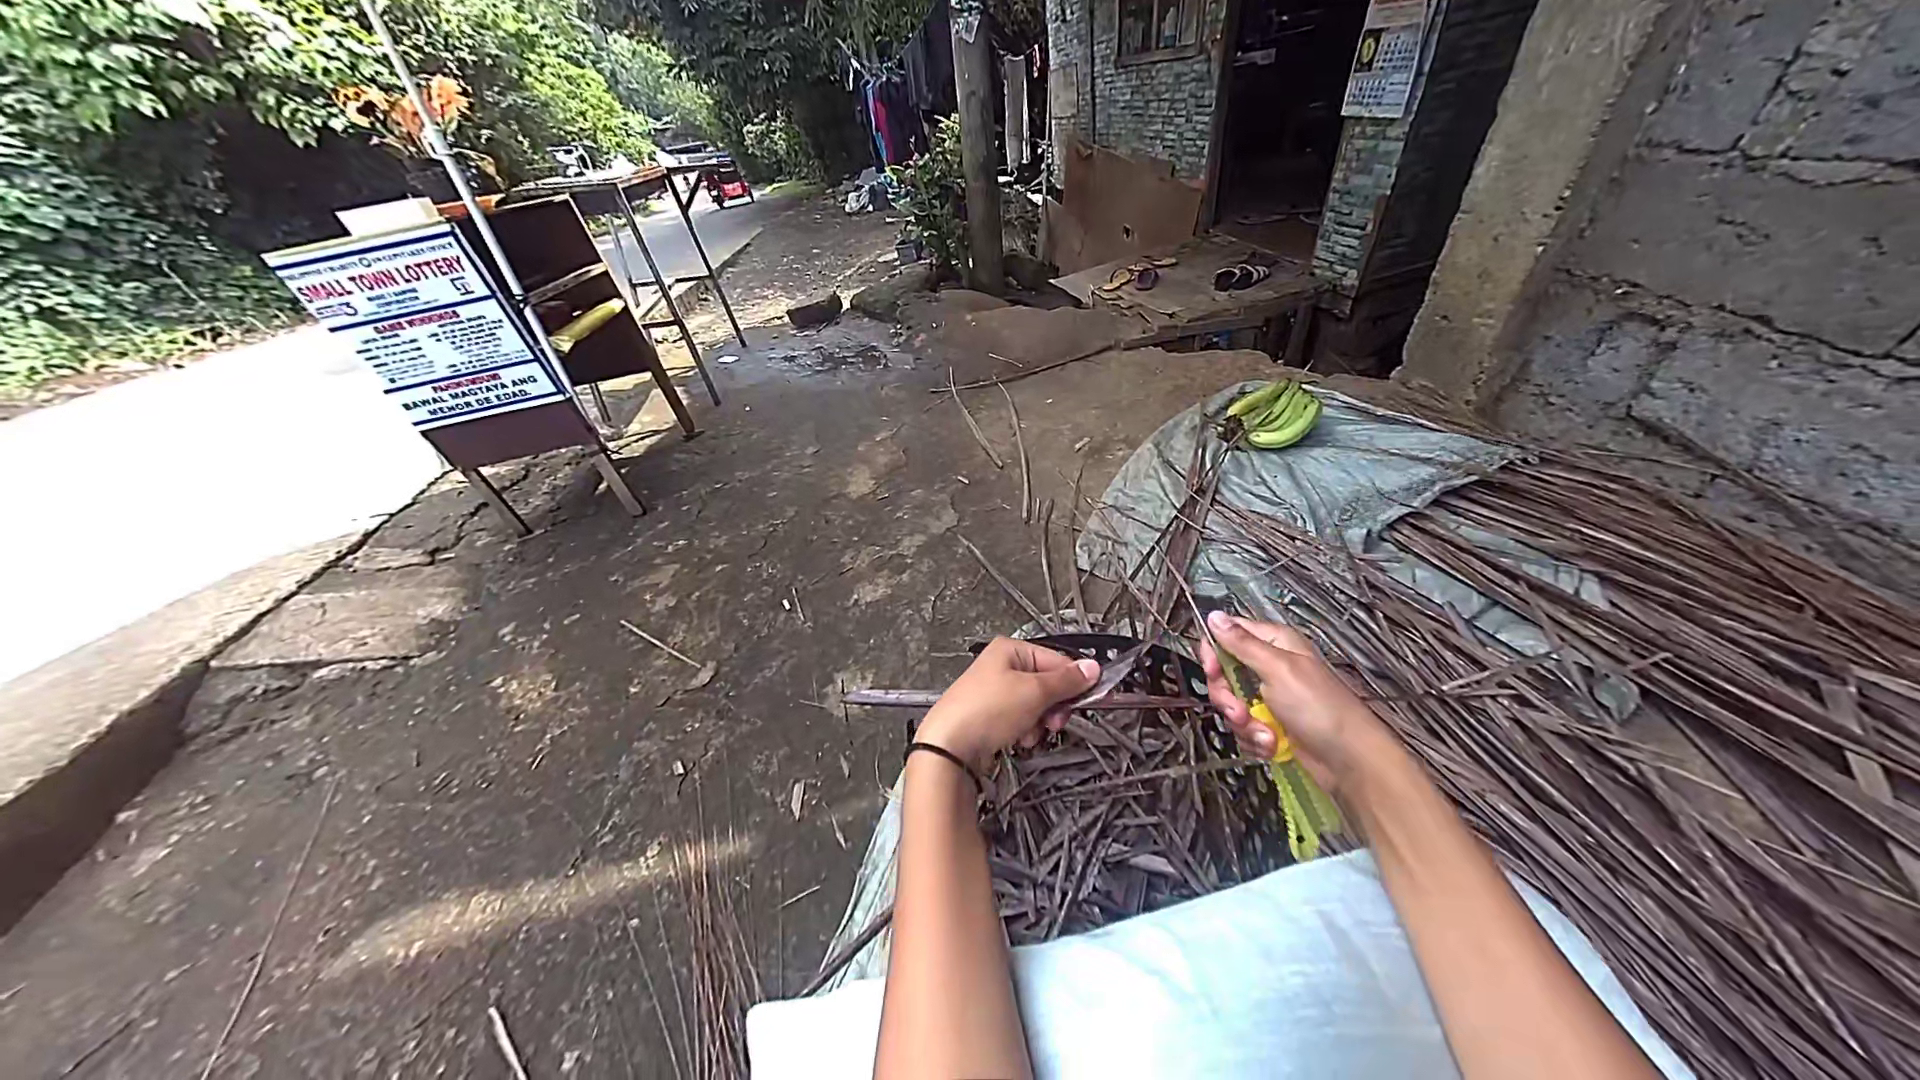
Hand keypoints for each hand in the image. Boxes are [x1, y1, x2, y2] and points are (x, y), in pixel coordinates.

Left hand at [915, 638, 1100, 770]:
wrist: (950, 746)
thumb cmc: (982, 710)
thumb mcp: (1034, 692)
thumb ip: (1066, 681)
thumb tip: (1090, 668)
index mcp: (1011, 650)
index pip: (1057, 660)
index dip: (1073, 681)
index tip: (1087, 697)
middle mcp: (1002, 667)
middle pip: (1048, 684)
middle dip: (1054, 706)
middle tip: (1052, 718)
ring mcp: (997, 693)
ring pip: (1037, 706)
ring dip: (1040, 722)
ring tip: (1029, 729)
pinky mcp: (993, 716)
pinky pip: (1023, 720)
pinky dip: (1025, 730)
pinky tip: (1017, 737)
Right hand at [1199, 610, 1404, 797]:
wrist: (1350, 762)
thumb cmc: (1321, 710)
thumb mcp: (1278, 669)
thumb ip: (1242, 643)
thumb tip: (1214, 615)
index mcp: (1274, 643)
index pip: (1227, 635)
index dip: (1214, 653)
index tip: (1213, 671)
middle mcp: (1269, 667)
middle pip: (1223, 674)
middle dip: (1227, 697)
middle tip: (1241, 711)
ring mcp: (1269, 697)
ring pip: (1231, 704)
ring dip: (1243, 723)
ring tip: (1266, 734)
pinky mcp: (1270, 724)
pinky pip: (1243, 727)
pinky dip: (1253, 739)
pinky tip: (1271, 744)